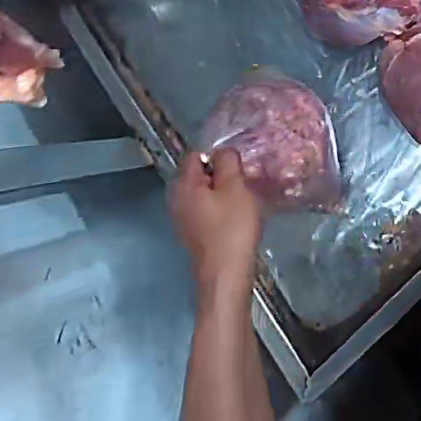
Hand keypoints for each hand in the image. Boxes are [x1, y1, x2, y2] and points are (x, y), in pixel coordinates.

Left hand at [169, 148, 261, 302]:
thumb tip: (222, 151)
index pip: (195, 155)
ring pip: (202, 190)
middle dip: (220, 171)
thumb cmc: (232, 225)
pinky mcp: (191, 229)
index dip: (217, 154)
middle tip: (244, 177)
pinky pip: (204, 205)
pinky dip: (219, 203)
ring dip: (221, 188)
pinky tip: (236, 211)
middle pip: (197, 173)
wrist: (225, 270)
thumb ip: (227, 163)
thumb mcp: (235, 187)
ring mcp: (182, 216)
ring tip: (243, 193)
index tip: (238, 163)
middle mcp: (176, 199)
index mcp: (183, 186)